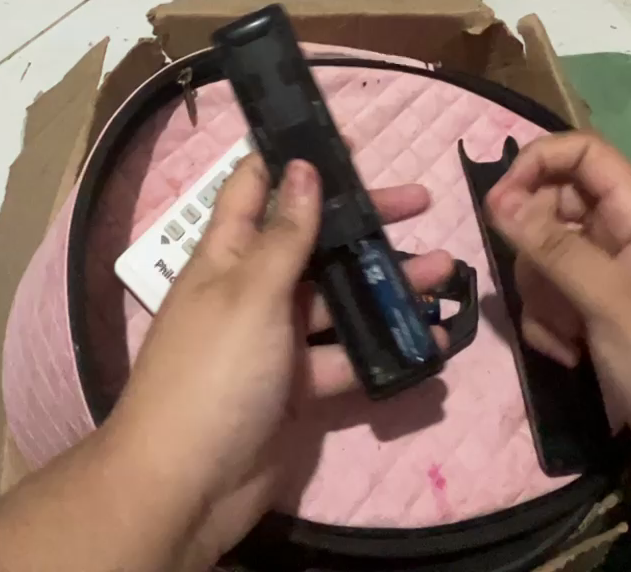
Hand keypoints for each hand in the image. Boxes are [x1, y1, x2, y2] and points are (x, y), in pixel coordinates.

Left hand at [108, 157, 452, 563]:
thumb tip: (302, 167)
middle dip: (364, 221)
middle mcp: (254, 286)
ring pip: (339, 297)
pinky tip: (433, 343)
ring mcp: (277, 337)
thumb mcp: (251, 292)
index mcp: (229, 253)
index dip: (295, 159)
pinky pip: (347, 356)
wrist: (186, 486)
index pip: (257, 186)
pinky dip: (384, 348)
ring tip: (445, 271)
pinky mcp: (298, 384)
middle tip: (420, 200)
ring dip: (388, 284)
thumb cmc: (214, 370)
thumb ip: (285, 233)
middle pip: (314, 240)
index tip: (344, 143)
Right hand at [484, 132, 630, 500]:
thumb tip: (498, 199)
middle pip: (550, 206)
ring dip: (539, 296)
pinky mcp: (594, 324)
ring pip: (542, 259)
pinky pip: (548, 303)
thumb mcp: (620, 305)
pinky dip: (546, 327)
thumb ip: (557, 249)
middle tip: (540, 283)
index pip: (584, 155)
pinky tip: (570, 358)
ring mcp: (604, 285)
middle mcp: (618, 242)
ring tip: (569, 337)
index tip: (501, 201)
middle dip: (531, 245)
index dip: (539, 162)